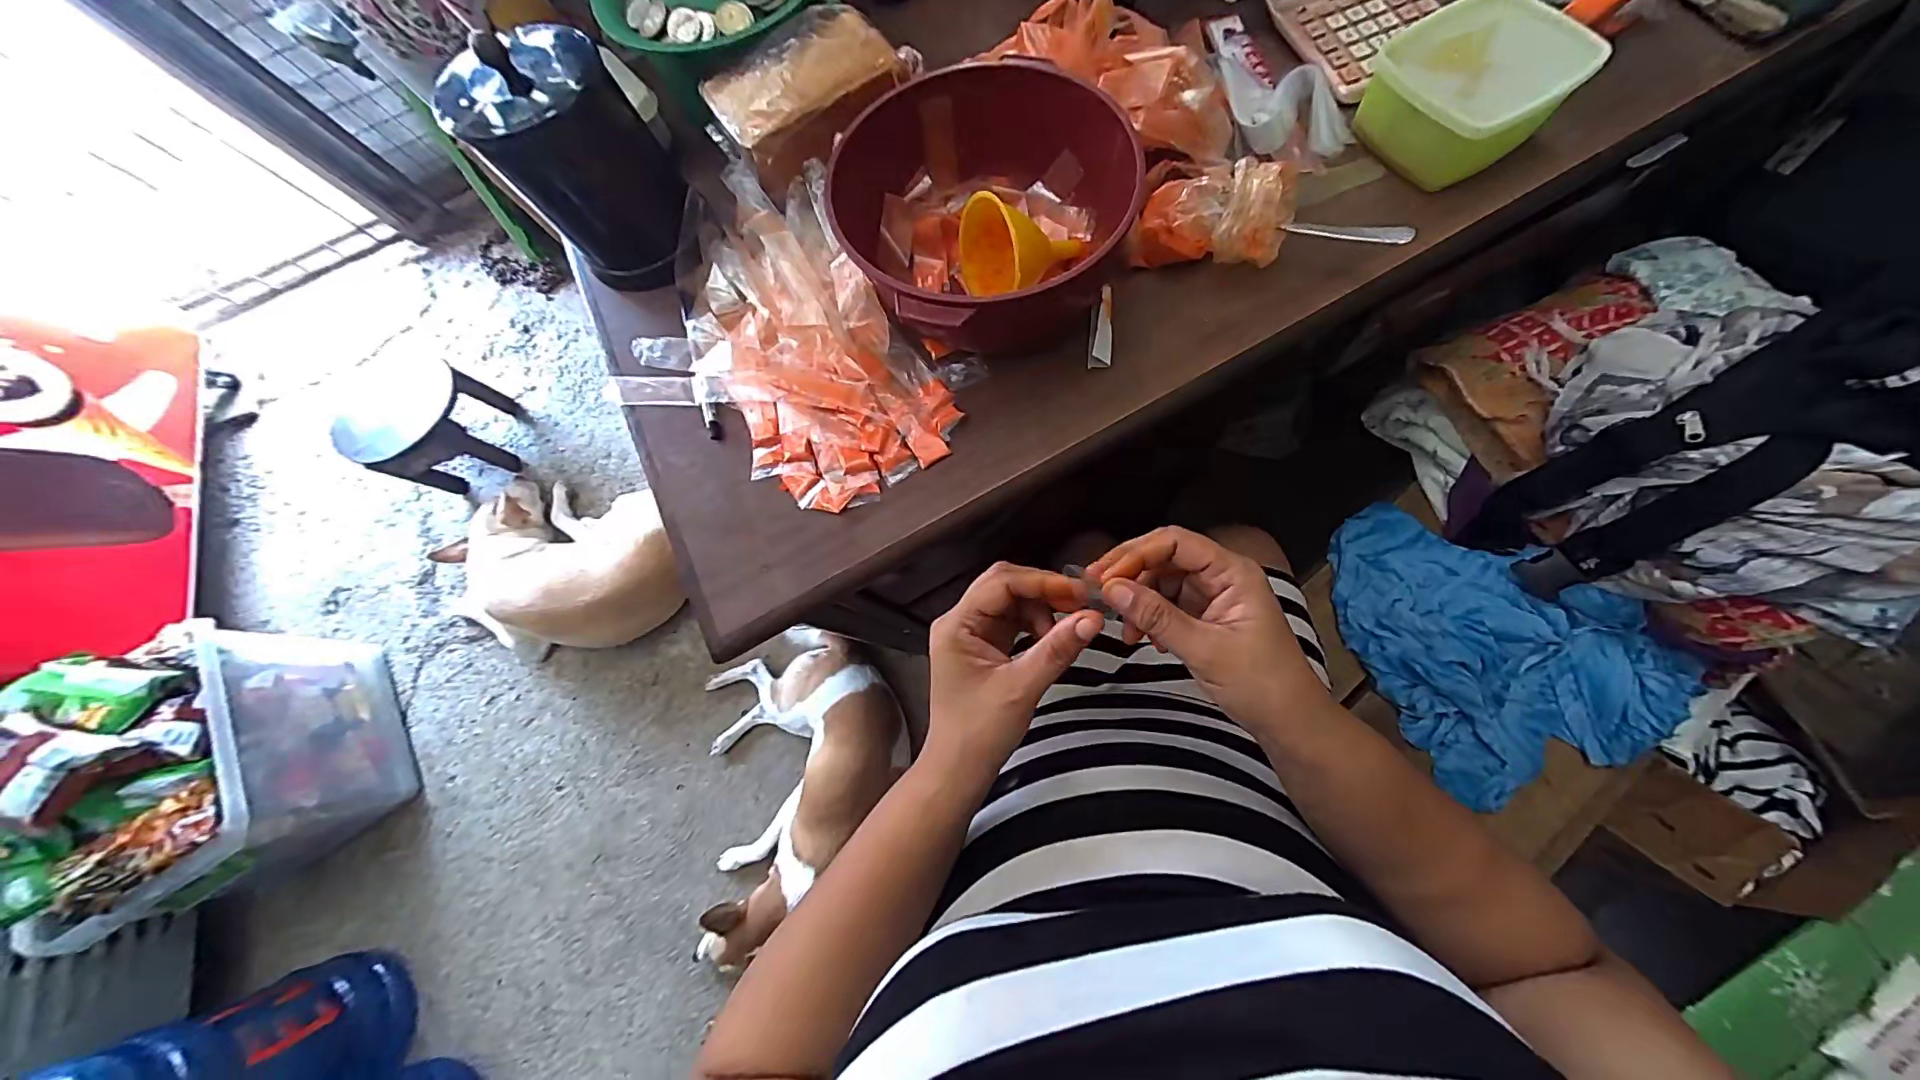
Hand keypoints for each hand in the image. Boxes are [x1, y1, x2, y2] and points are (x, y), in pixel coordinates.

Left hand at [925, 562, 1103, 782]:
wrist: (959, 769)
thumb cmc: (978, 733)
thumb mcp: (1022, 688)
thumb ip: (1056, 649)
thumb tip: (1091, 618)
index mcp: (956, 625)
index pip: (1001, 582)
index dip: (1042, 582)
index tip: (1078, 592)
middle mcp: (960, 622)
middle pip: (1005, 585)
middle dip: (1044, 591)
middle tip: (1079, 604)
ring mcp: (971, 634)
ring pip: (1012, 601)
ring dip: (1042, 609)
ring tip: (1065, 631)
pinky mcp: (984, 646)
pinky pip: (1013, 621)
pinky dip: (1036, 624)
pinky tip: (1052, 638)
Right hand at [1086, 527, 1326, 725]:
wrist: (1289, 721)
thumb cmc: (1261, 684)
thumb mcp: (1203, 648)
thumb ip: (1155, 616)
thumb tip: (1112, 589)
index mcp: (1232, 572)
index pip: (1175, 542)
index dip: (1136, 554)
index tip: (1105, 577)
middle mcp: (1221, 576)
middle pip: (1164, 557)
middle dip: (1129, 574)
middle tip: (1097, 591)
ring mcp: (1212, 595)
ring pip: (1161, 581)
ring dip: (1137, 600)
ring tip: (1126, 630)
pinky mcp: (1204, 615)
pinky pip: (1166, 604)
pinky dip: (1148, 617)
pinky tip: (1142, 637)